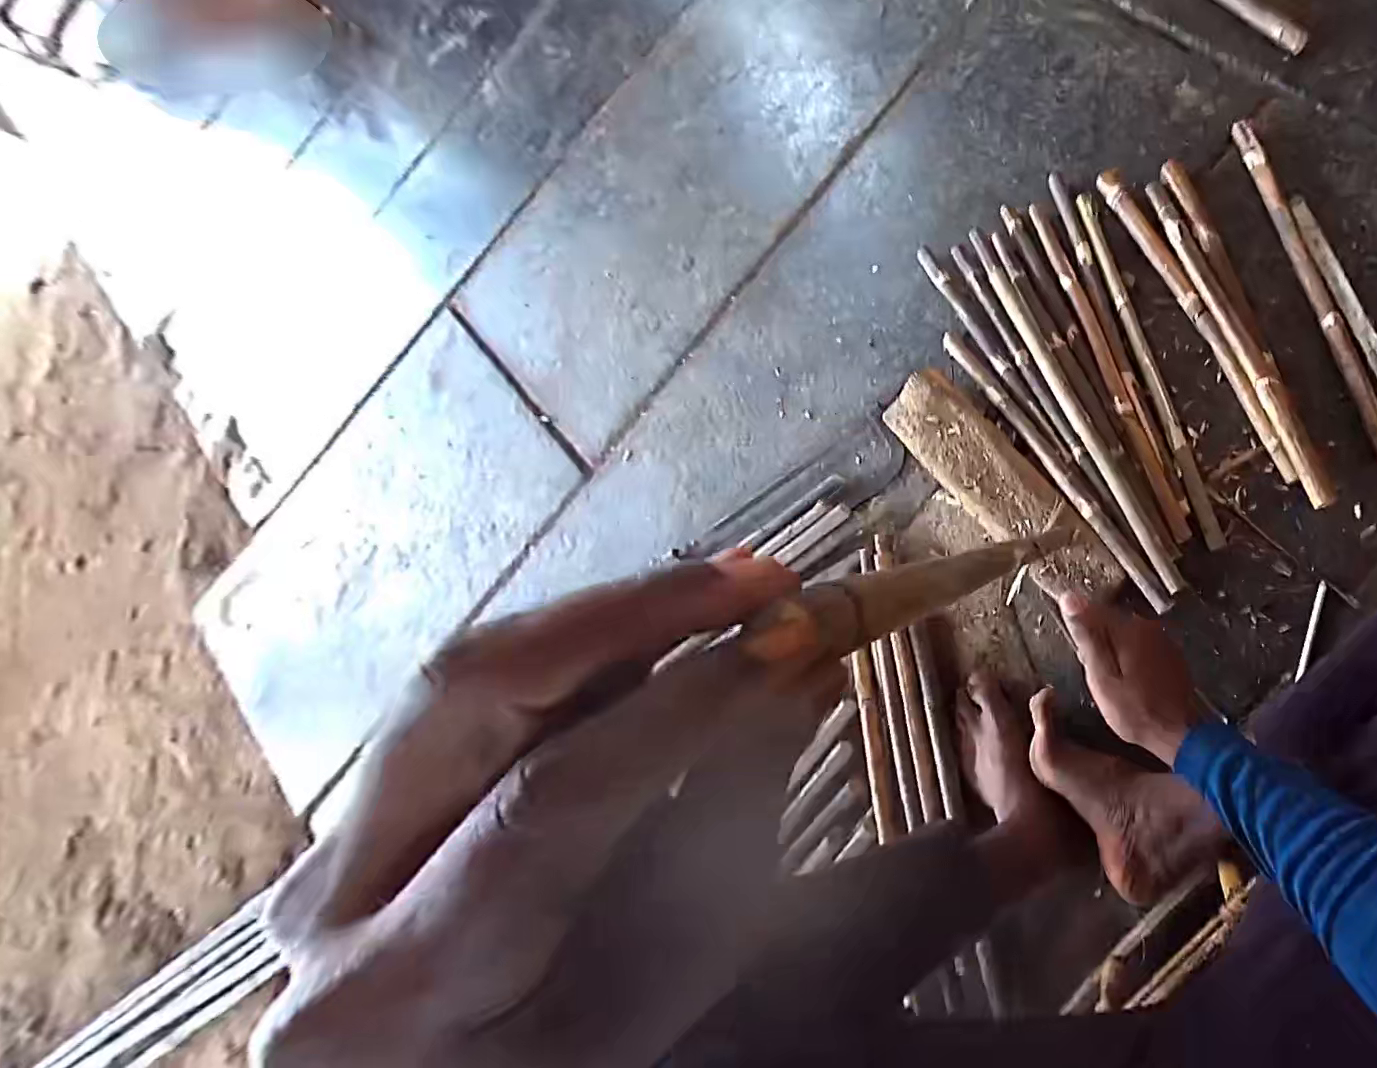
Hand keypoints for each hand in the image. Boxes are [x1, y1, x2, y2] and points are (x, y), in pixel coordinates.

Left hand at [255, 553, 845, 1066]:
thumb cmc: (603, 1043)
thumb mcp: (690, 952)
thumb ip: (740, 796)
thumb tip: (811, 669)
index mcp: (421, 975)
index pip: (562, 791)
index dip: (690, 698)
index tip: (790, 637)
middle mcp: (343, 892)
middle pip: (481, 685)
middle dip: (637, 609)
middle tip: (755, 576)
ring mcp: (346, 830)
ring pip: (484, 662)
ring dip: (625, 605)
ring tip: (734, 579)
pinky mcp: (384, 789)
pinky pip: (503, 678)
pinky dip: (604, 632)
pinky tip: (680, 610)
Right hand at [1059, 593, 1203, 765]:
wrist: (1181, 735)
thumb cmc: (1135, 711)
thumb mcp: (1101, 677)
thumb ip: (1087, 638)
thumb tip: (1070, 599)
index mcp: (1129, 629)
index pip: (1093, 609)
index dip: (1079, 627)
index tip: (1078, 649)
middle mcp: (1148, 627)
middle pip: (1110, 621)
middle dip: (1097, 641)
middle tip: (1095, 673)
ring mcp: (1163, 640)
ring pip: (1126, 634)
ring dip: (1114, 651)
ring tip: (1112, 681)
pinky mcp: (1170, 654)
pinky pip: (1142, 646)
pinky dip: (1130, 659)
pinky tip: (1130, 682)